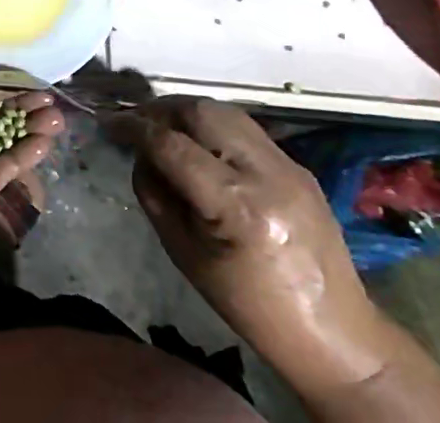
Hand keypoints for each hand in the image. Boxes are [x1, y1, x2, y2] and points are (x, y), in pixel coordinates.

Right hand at [120, 98, 389, 391]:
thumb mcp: (184, 253)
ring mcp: (287, 163)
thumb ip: (155, 193)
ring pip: (224, 111)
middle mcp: (266, 172)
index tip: (108, 123)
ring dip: (186, 112)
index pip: (172, 145)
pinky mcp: (297, 164)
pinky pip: (244, 129)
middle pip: (201, 111)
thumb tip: (140, 152)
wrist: (331, 329)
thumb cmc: (247, 304)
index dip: (134, 128)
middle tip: (135, 122)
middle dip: (160, 109)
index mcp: (237, 206)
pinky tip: (199, 145)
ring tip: (163, 127)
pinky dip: (212, 127)